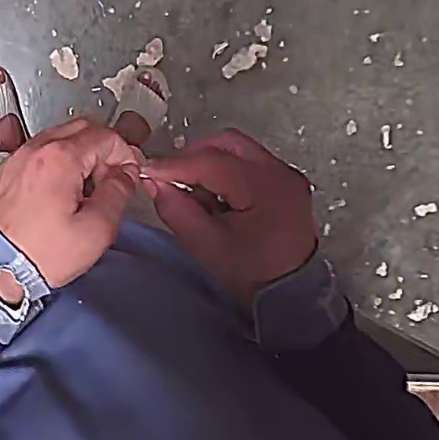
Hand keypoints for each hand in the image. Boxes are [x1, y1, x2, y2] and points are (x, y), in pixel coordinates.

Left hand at [0, 118, 142, 287]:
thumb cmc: (39, 254)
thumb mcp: (97, 228)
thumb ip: (118, 193)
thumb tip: (124, 176)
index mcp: (59, 158)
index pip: (105, 136)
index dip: (125, 155)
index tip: (128, 174)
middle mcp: (35, 151)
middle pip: (81, 129)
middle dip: (103, 150)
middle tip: (112, 179)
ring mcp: (17, 160)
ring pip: (59, 138)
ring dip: (80, 155)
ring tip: (87, 189)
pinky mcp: (7, 174)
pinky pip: (38, 154)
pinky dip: (56, 163)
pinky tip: (62, 192)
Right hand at [143, 129, 317, 303]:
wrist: (291, 295)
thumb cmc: (250, 273)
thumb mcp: (205, 245)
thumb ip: (176, 209)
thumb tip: (154, 183)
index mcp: (266, 188)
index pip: (212, 162)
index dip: (174, 164)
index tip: (147, 170)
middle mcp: (280, 173)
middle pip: (227, 143)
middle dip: (192, 155)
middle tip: (167, 175)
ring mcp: (285, 176)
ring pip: (237, 149)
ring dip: (206, 161)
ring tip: (188, 187)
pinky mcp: (282, 183)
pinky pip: (246, 162)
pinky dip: (222, 170)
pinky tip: (210, 194)